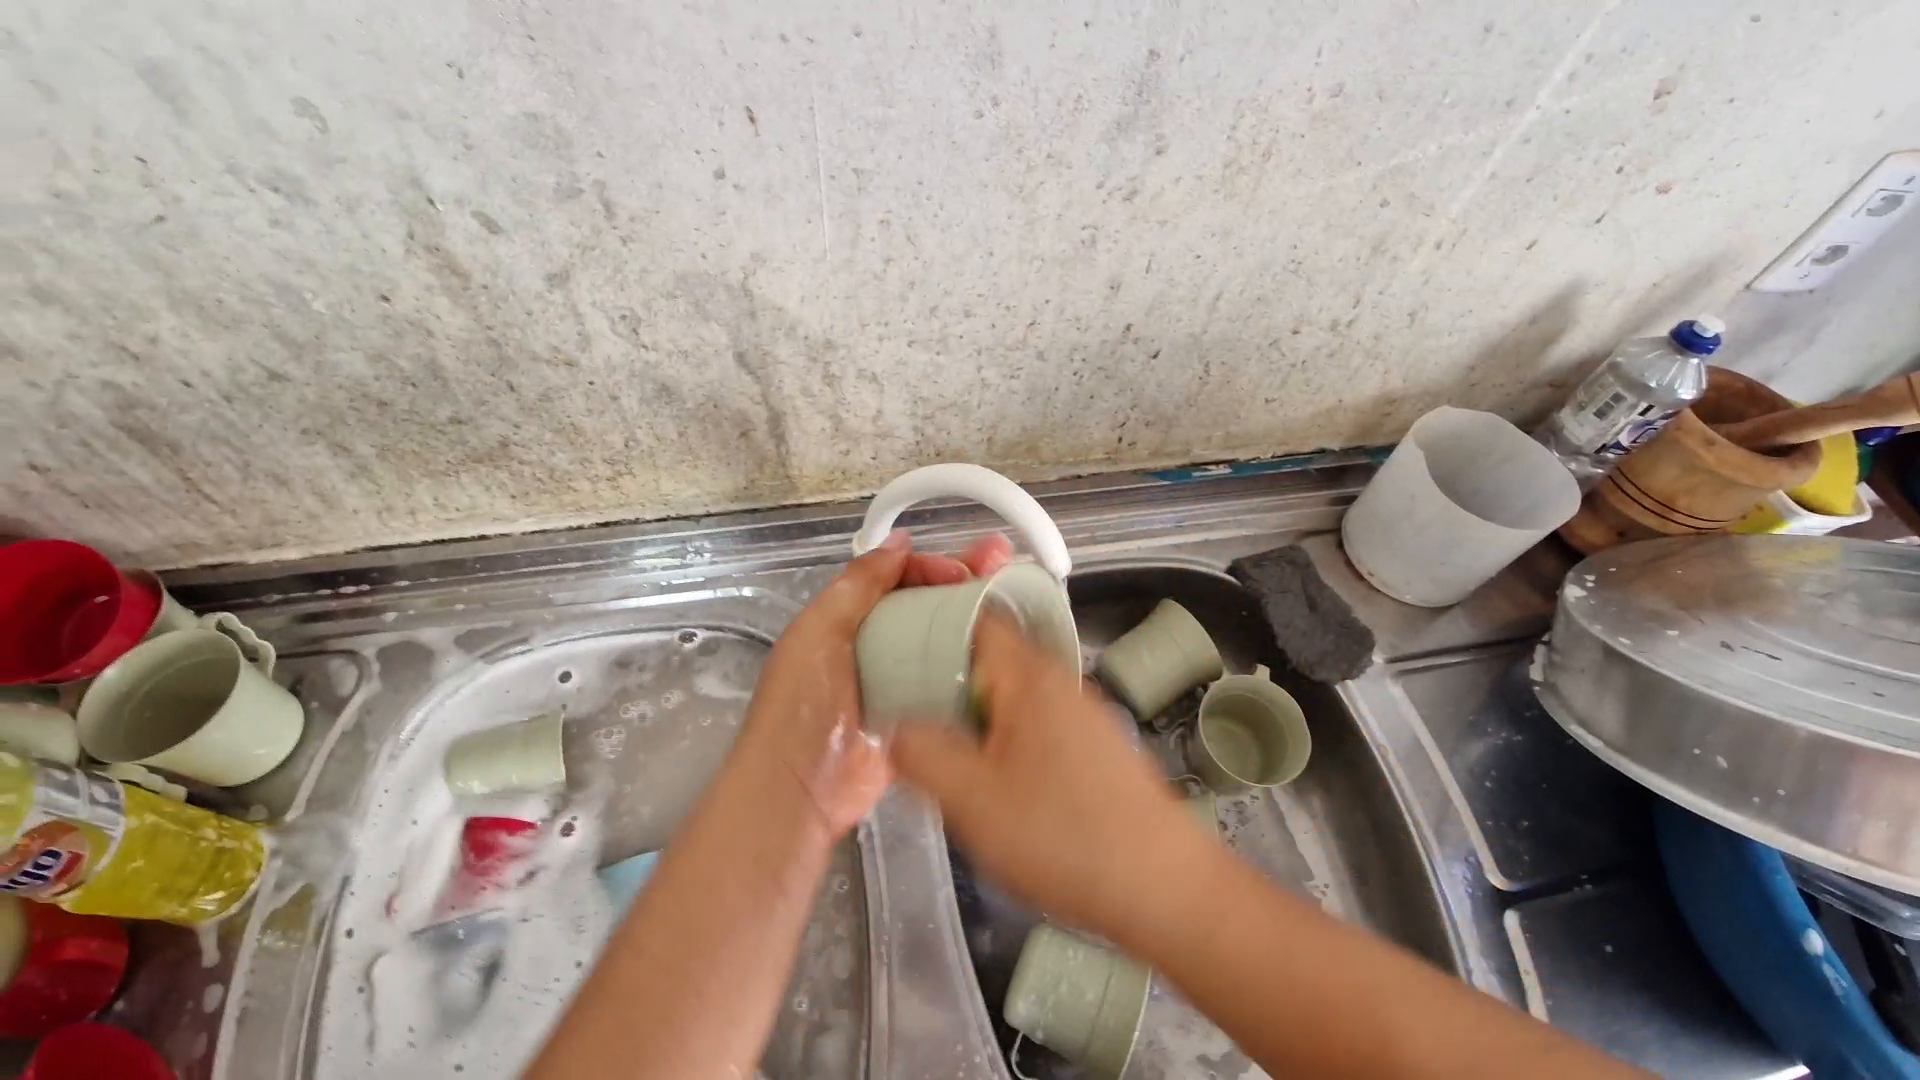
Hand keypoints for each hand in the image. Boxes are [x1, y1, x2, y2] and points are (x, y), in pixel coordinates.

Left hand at [735, 530, 1014, 833]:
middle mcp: (873, 647)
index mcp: (845, 620)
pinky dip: (976, 669)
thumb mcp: (818, 633)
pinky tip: (1007, 656)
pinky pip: (950, 685)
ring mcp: (897, 684)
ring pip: (943, 642)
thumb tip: (897, 542)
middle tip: (1004, 566)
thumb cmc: (801, 707)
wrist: (801, 790)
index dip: (930, 567)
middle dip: (964, 583)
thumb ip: (857, 585)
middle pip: (925, 605)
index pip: (895, 578)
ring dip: (976, 621)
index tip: (964, 569)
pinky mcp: (916, 718)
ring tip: (1015, 601)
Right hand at [890, 615, 1199, 936]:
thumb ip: (920, 753)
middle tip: (899, 710)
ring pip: (1007, 697)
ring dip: (969, 717)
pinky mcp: (1092, 751)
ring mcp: (1080, 716)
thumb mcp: (971, 799)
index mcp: (1029, 675)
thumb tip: (892, 726)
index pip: (973, 616)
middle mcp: (1058, 682)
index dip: (926, 624)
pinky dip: (999, 741)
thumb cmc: (1063, 836)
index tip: (888, 650)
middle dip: (941, 681)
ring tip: (934, 750)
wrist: (1164, 888)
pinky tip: (986, 784)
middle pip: (987, 658)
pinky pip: (1030, 727)